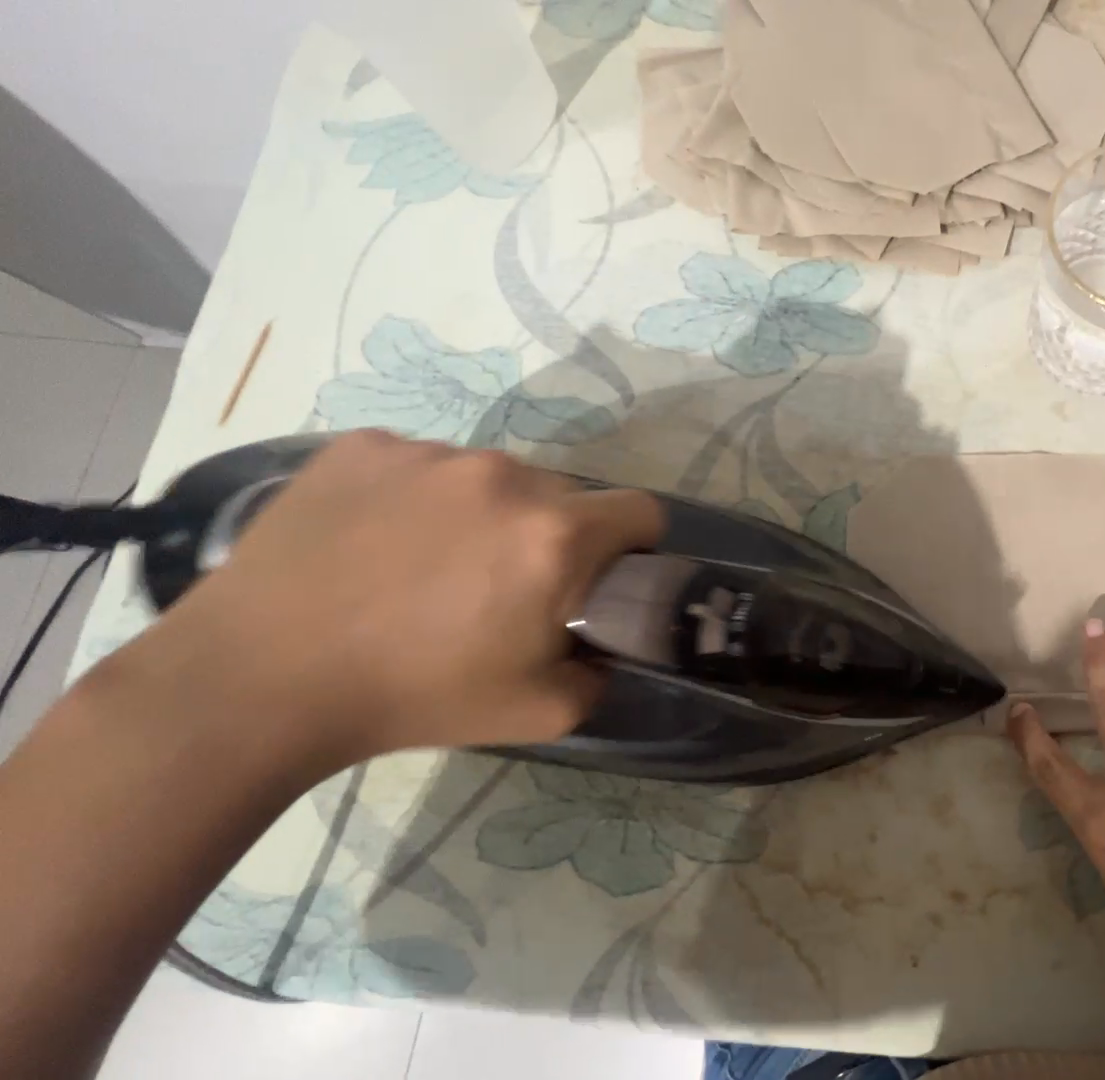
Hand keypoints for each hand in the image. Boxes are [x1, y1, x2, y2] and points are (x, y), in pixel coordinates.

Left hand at [106, 431, 662, 763]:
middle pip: (566, 494)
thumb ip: (601, 674)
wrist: (257, 680)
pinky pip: (425, 464)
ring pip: (495, 477)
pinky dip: (422, 498)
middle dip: (556, 535)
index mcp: (557, 535)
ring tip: (432, 565)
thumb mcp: (543, 712)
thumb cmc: (415, 696)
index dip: (634, 547)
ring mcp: (429, 453)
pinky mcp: (364, 447)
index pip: (641, 511)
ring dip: (488, 513)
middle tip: (505, 586)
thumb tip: (604, 646)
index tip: (600, 579)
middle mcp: (505, 476)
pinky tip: (382, 543)